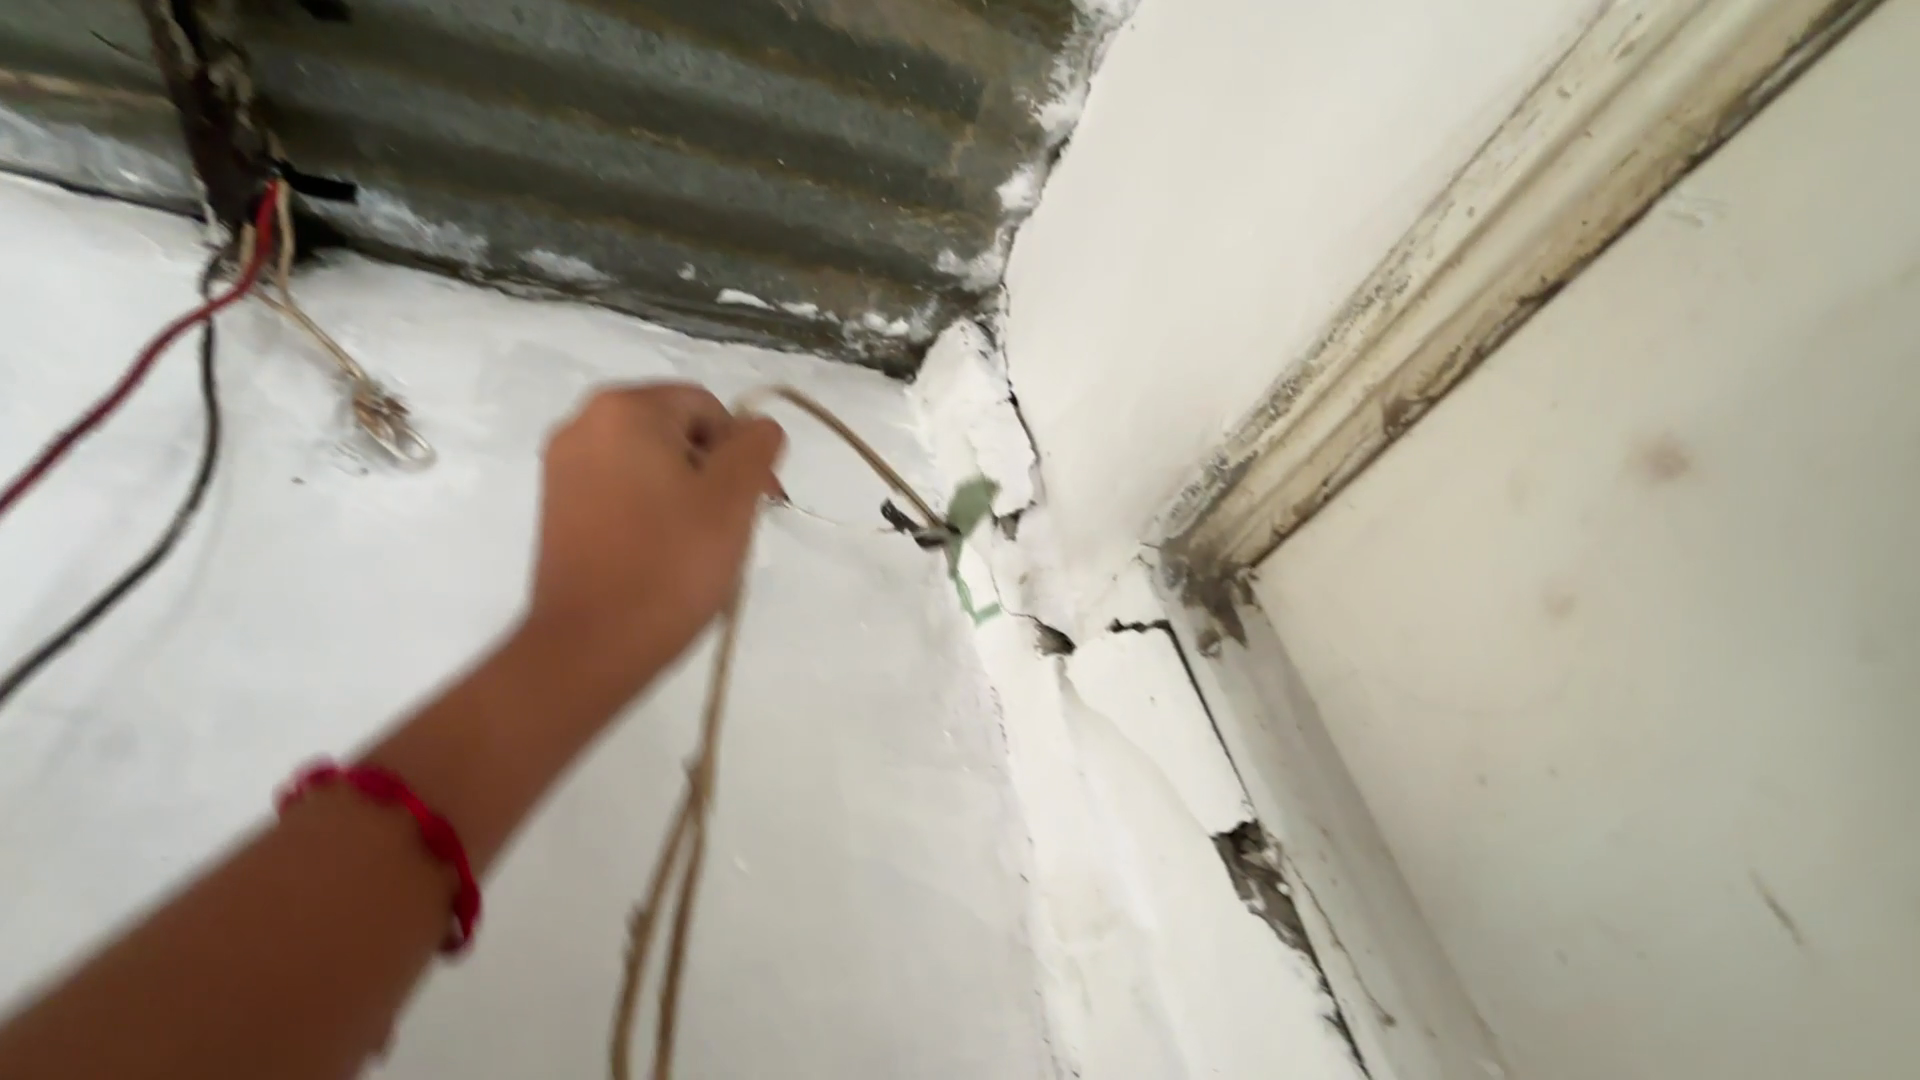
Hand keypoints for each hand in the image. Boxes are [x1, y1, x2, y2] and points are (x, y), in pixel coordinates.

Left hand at [523, 383, 784, 681]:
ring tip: (700, 544)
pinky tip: (664, 552)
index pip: (708, 408)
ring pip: (651, 462)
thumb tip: (758, 427)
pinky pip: (622, 488)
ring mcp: (563, 466)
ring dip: (687, 492)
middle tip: (733, 525)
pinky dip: (651, 509)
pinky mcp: (556, 506)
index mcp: (624, 409)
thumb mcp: (733, 498)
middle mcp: (583, 423)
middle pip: (677, 430)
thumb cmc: (669, 565)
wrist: (590, 646)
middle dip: (715, 471)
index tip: (760, 502)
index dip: (742, 451)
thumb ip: (756, 445)